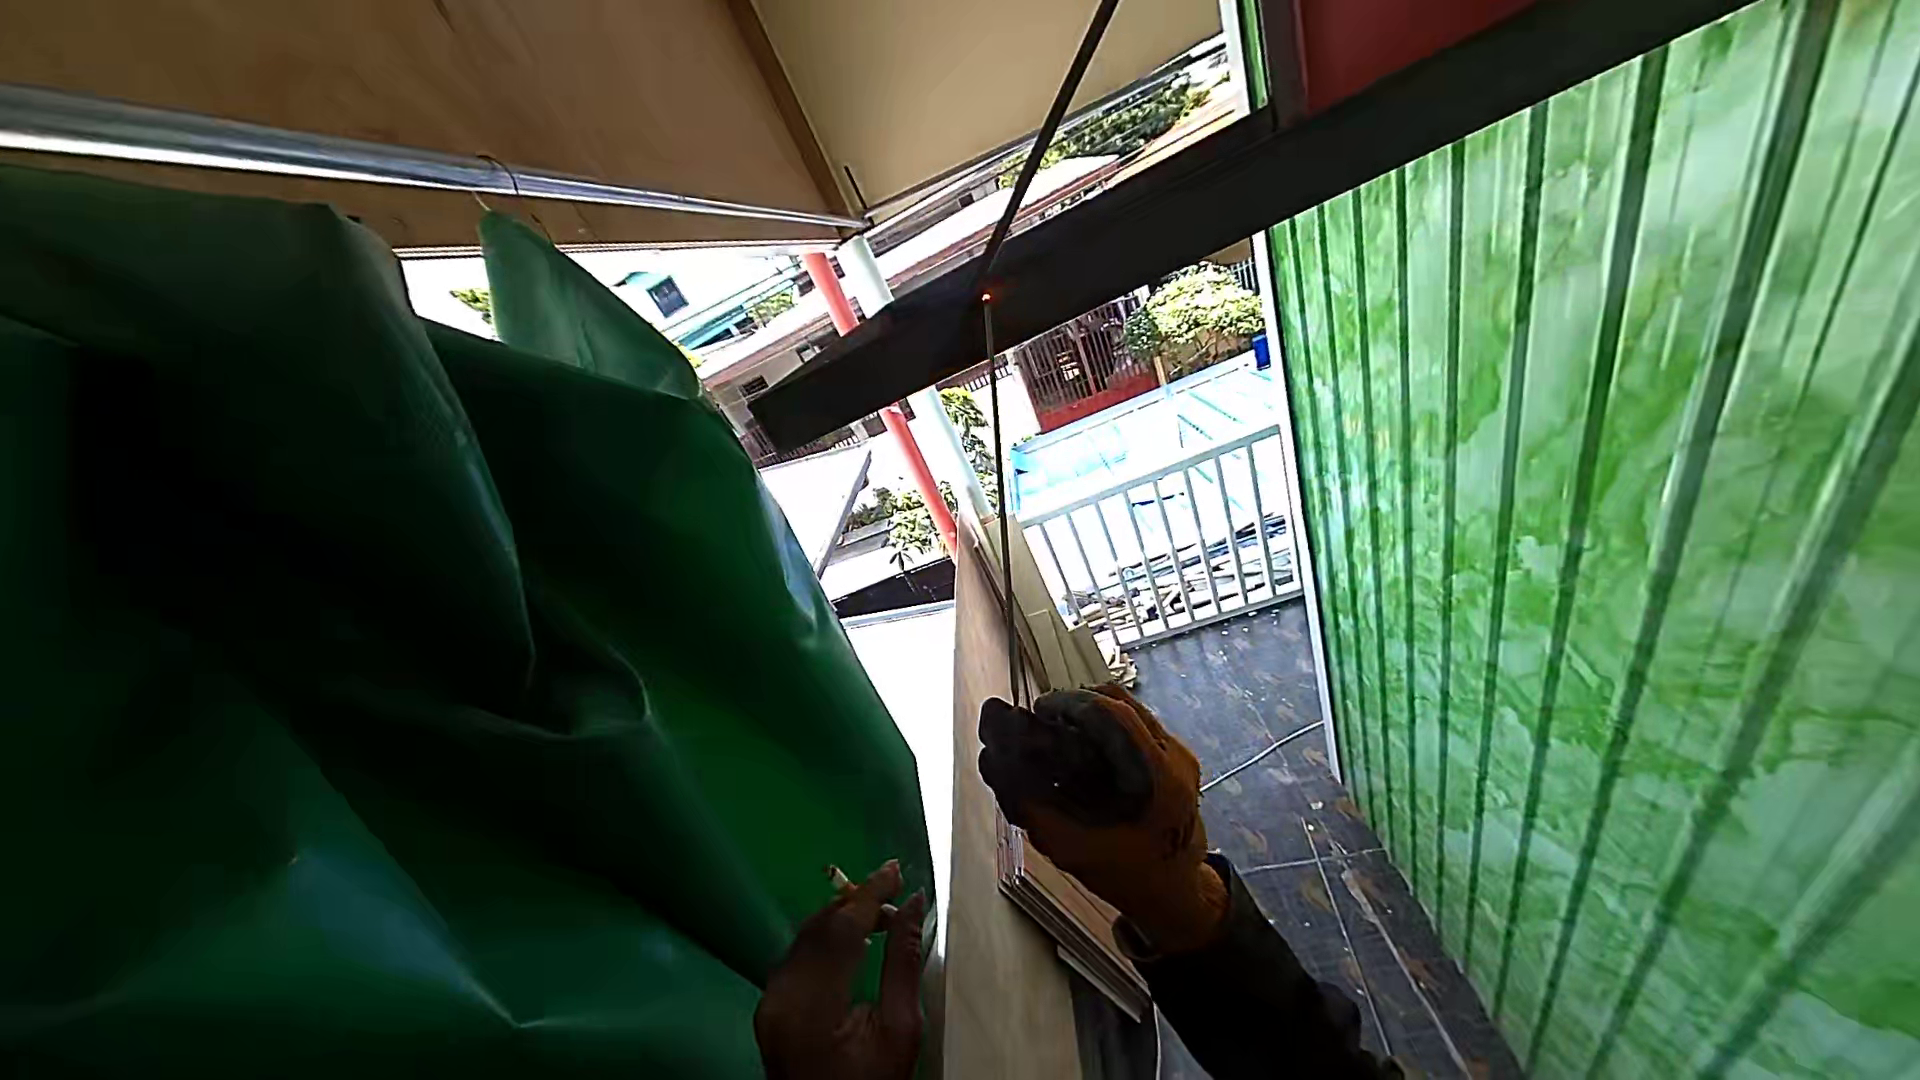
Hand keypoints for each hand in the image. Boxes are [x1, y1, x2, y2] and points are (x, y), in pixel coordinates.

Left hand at [755, 860, 926, 1079]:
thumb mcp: (901, 1030)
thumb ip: (904, 960)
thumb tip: (913, 901)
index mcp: (813, 1011)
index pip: (842, 931)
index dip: (870, 894)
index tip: (896, 869)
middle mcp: (781, 999)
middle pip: (820, 927)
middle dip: (859, 901)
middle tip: (895, 889)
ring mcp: (770, 1001)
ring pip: (808, 934)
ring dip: (844, 915)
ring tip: (881, 912)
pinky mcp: (770, 1003)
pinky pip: (800, 951)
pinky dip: (828, 934)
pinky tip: (854, 935)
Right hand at [979, 684, 1225, 953]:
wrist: (1175, 892)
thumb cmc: (1121, 873)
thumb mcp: (1066, 846)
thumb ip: (1026, 804)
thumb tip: (990, 758)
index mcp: (1155, 779)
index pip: (1110, 712)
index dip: (1068, 702)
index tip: (1038, 712)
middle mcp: (1174, 756)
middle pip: (1118, 699)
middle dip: (1075, 702)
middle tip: (1046, 719)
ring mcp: (1181, 752)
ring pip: (1128, 703)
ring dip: (1090, 708)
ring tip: (1065, 730)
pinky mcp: (1179, 752)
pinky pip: (1137, 718)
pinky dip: (1106, 721)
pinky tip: (1089, 745)